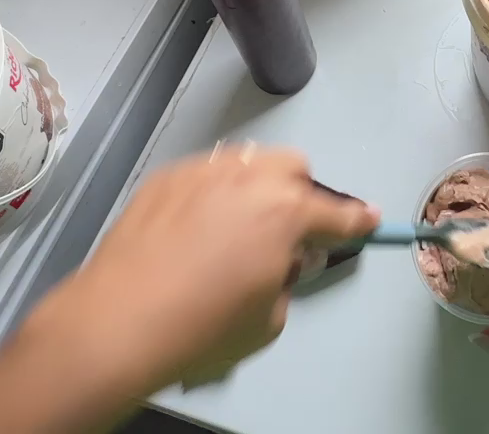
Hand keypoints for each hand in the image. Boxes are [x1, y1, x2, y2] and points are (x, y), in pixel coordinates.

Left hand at [0, 144, 377, 433]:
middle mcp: (253, 177)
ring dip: (256, 185)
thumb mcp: (267, 320)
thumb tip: (278, 263)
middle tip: (284, 230)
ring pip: (249, 160)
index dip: (358, 221)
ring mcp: (207, 169)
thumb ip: (286, 280)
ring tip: (234, 223)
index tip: (371, 218)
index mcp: (287, 212)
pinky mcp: (169, 175)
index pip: (337, 215)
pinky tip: (191, 227)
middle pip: (294, 167)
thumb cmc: (203, 327)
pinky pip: (206, 173)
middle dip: (299, 193)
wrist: (117, 322)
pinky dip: (212, 192)